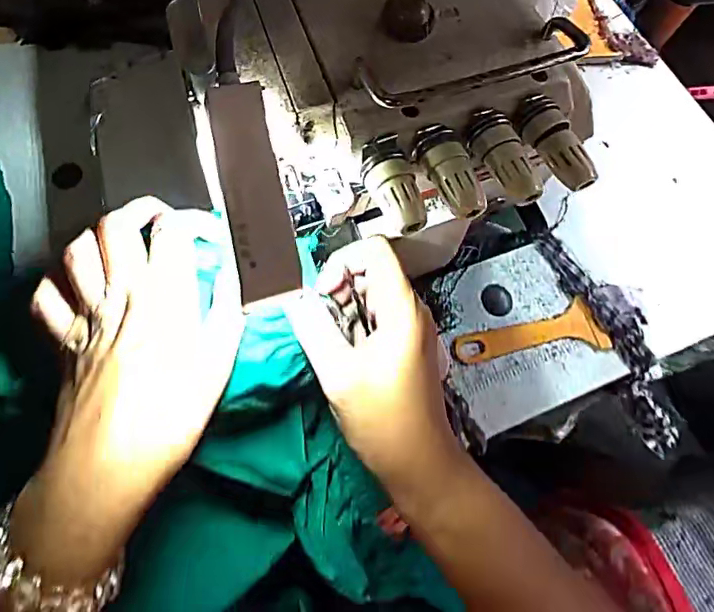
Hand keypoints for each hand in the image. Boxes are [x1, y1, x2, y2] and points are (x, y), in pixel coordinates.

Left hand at [9, 198, 243, 586]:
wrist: (102, 473)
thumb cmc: (168, 423)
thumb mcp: (215, 368)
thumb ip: (227, 314)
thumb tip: (232, 280)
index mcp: (163, 299)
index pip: (171, 231)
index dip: (192, 220)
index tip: (206, 233)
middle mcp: (120, 297)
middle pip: (115, 226)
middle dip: (139, 210)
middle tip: (158, 220)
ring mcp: (84, 316)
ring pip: (76, 250)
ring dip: (98, 239)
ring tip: (118, 248)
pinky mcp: (59, 340)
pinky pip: (44, 296)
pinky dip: (58, 283)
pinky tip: (78, 288)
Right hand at [283, 236, 467, 501]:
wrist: (421, 464)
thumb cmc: (385, 423)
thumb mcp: (338, 374)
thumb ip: (313, 329)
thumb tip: (293, 300)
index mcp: (401, 306)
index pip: (373, 249)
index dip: (342, 261)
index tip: (324, 294)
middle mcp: (410, 308)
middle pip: (370, 270)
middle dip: (338, 289)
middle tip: (322, 323)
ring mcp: (409, 326)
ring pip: (369, 293)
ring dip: (343, 310)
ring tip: (333, 345)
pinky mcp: (404, 343)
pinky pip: (375, 316)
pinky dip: (354, 326)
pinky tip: (345, 356)